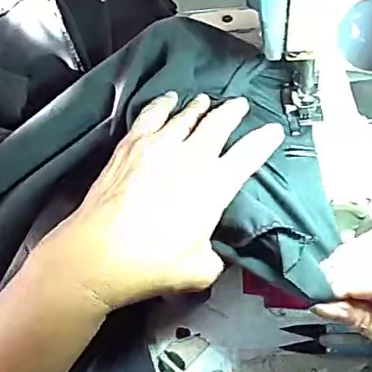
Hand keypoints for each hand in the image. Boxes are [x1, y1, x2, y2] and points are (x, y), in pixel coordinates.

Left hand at [29, 92, 285, 313]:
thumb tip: (210, 255)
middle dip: (233, 112)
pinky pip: (151, 116)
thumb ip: (213, 258)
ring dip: (199, 107)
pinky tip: (166, 102)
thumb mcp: (199, 270)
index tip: (272, 131)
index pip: (248, 155)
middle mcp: (190, 159)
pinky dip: (162, 105)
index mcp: (214, 186)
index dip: (264, 140)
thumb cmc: (149, 263)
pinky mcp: (130, 147)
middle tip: (239, 106)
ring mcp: (158, 148)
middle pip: (218, 124)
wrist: (99, 254)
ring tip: (205, 101)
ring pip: (185, 115)